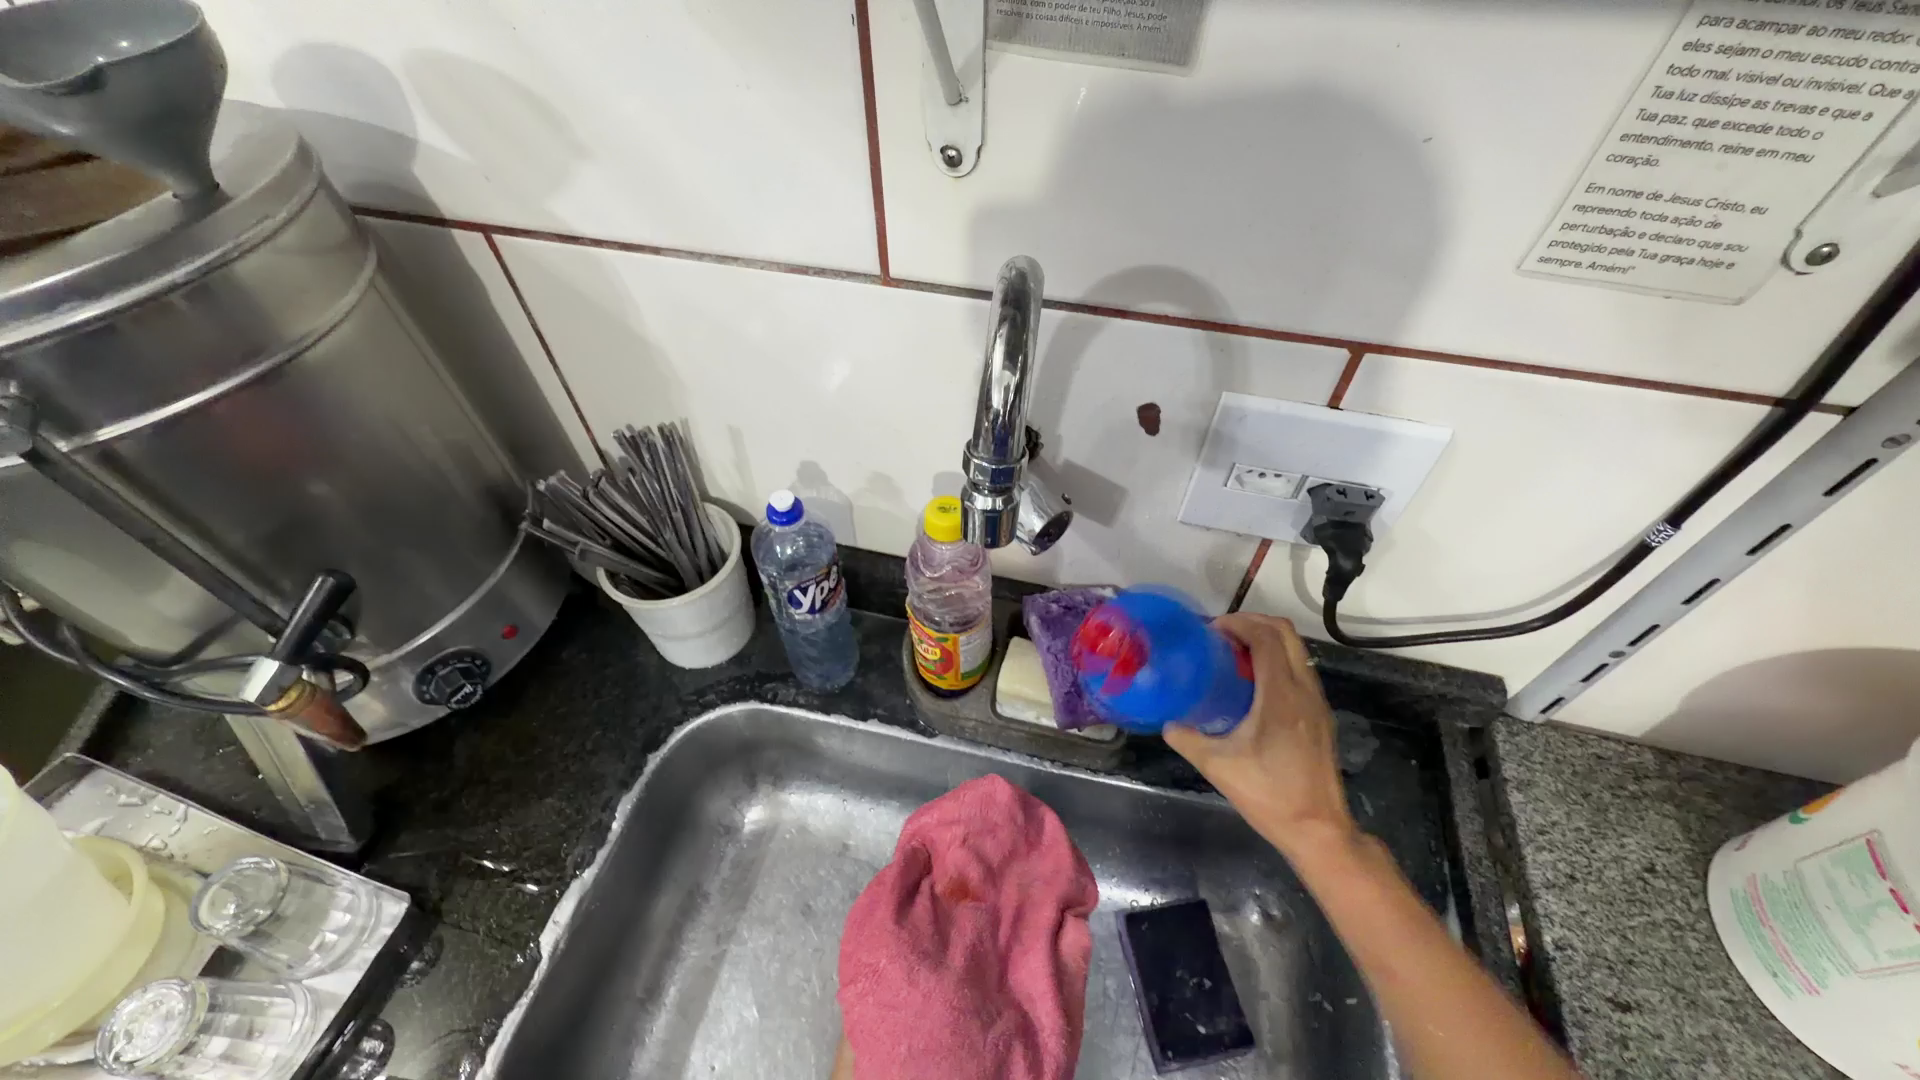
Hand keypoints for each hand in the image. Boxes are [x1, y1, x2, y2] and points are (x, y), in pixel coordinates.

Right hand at [1163, 614, 1355, 854]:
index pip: (1265, 637)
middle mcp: (1304, 690)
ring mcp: (1317, 703)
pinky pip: (1299, 672)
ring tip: (1234, 656)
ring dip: (1267, 642)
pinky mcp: (1320, 717)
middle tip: (1222, 635)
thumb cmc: (1269, 794)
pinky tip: (1252, 686)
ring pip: (1296, 652)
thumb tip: (1169, 724)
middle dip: (1254, 624)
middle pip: (1286, 634)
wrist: (1318, 828)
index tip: (1211, 630)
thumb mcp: (1217, 766)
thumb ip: (1187, 739)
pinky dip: (1277, 662)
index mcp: (1280, 694)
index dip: (1238, 624)